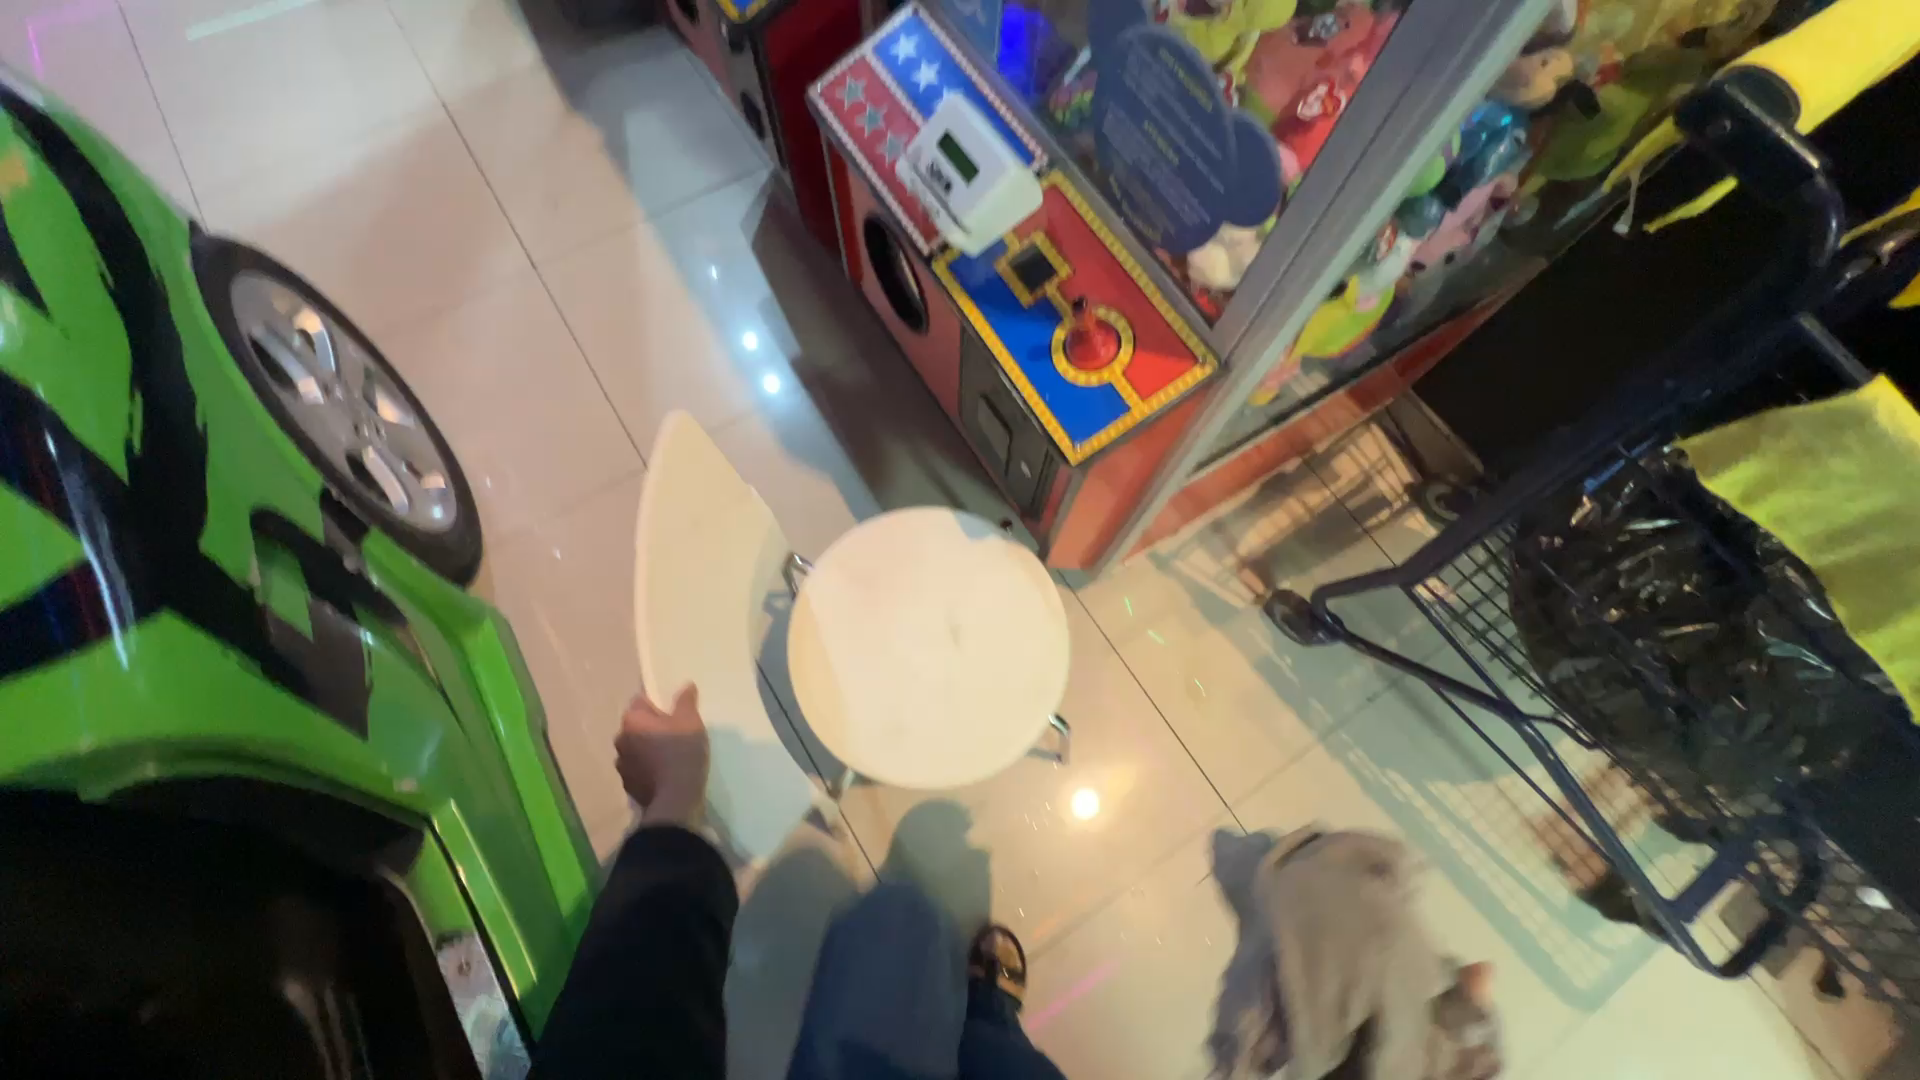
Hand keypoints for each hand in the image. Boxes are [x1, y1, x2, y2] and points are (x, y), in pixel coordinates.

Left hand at [614, 684, 708, 827]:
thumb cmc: (682, 752)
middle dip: (652, 726)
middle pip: (637, 725)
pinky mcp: (627, 784)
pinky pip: (638, 767)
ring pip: (636, 747)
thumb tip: (685, 685)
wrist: (675, 799)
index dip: (658, 703)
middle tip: (676, 732)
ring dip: (648, 747)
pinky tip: (665, 772)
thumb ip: (686, 701)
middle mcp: (620, 739)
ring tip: (671, 754)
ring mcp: (621, 764)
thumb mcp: (691, 722)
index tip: (674, 712)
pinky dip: (648, 767)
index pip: (641, 700)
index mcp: (632, 720)